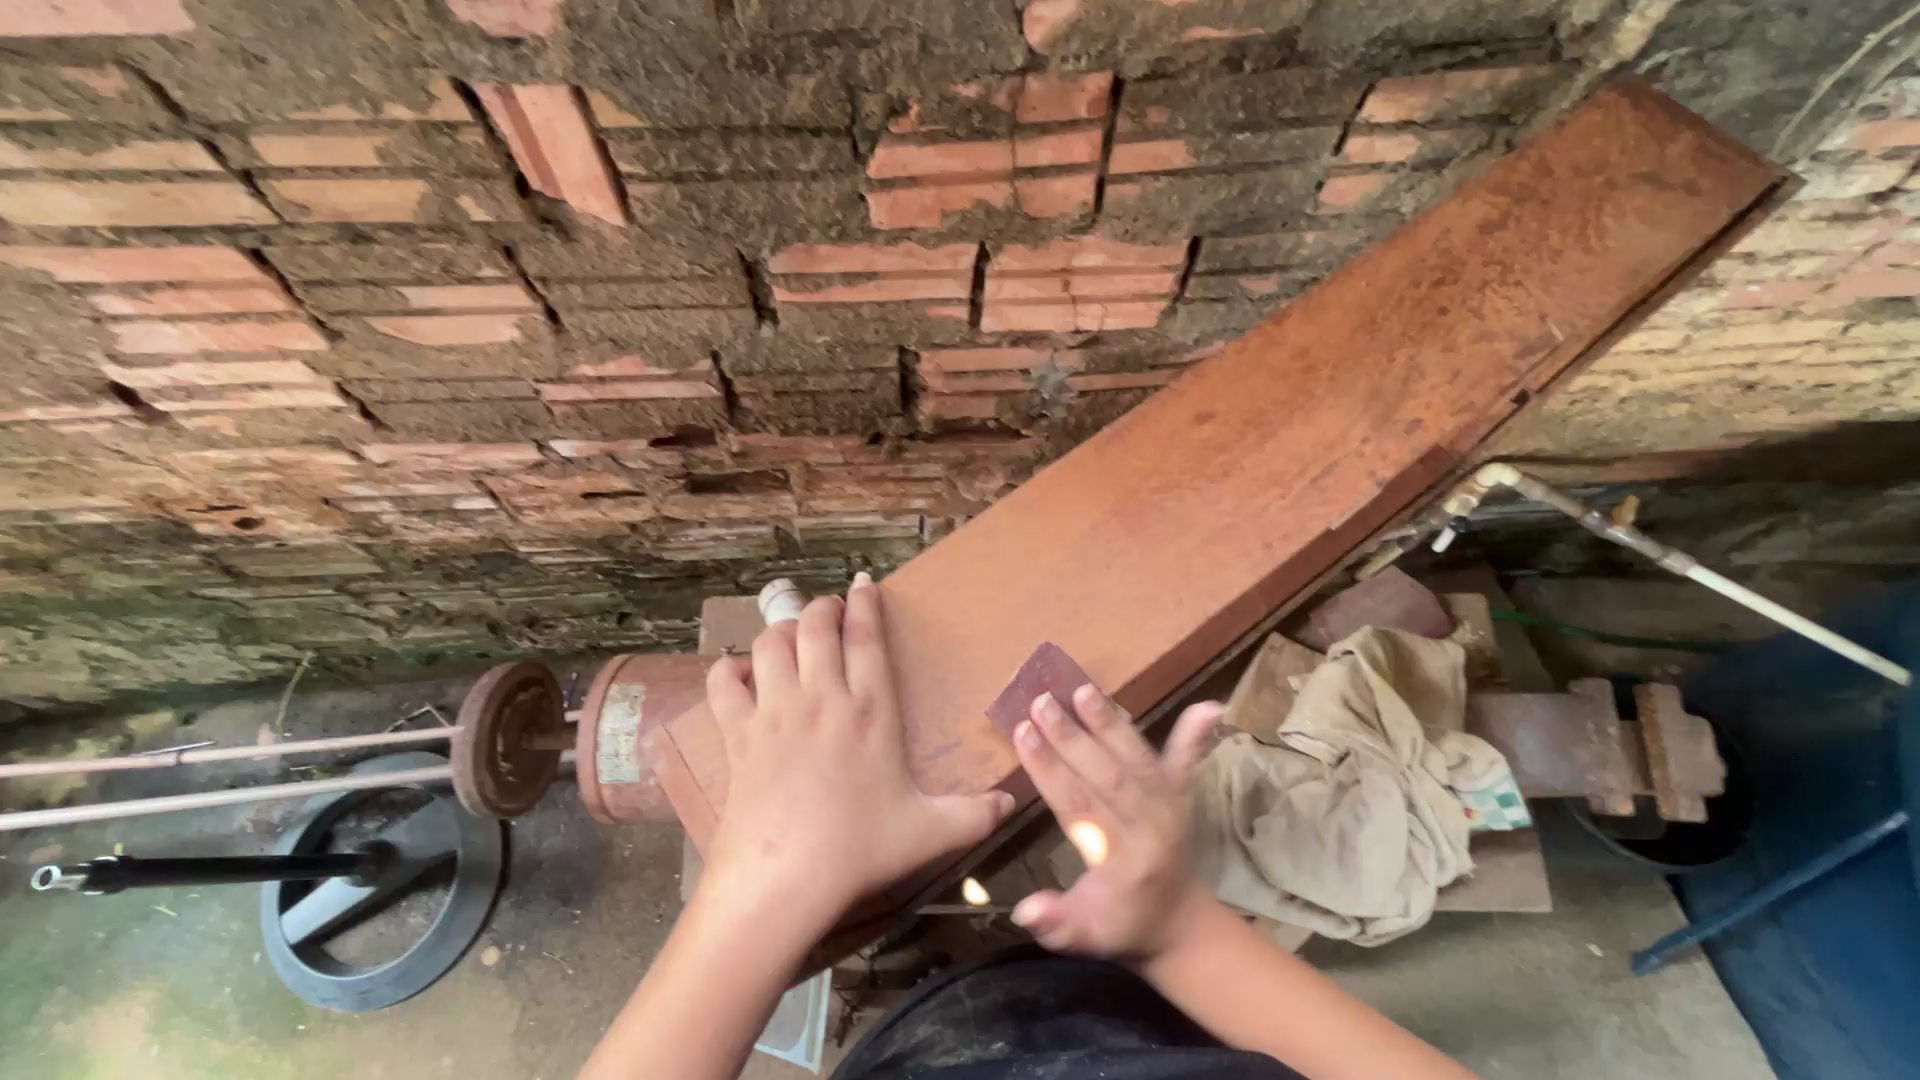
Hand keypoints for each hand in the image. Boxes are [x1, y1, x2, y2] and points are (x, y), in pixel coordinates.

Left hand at [698, 573, 1015, 938]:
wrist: (784, 879)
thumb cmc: (860, 849)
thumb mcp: (929, 833)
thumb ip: (974, 815)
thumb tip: (1011, 805)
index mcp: (870, 710)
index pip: (867, 638)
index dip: (866, 604)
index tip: (864, 584)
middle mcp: (822, 698)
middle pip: (816, 627)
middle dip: (822, 608)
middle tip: (828, 609)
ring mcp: (774, 712)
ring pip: (771, 644)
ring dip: (780, 630)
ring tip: (790, 634)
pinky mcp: (738, 735)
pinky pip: (724, 686)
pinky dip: (727, 671)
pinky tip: (735, 673)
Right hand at [1009, 684, 1221, 961]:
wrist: (1176, 923)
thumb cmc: (1120, 926)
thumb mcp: (1085, 936)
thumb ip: (1058, 924)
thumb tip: (1026, 910)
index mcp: (1122, 858)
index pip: (1079, 804)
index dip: (1049, 767)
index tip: (1023, 731)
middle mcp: (1150, 824)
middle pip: (1106, 772)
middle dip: (1071, 734)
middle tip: (1040, 700)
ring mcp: (1171, 806)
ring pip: (1136, 757)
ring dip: (1109, 721)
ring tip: (1081, 687)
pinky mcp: (1182, 795)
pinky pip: (1187, 762)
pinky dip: (1196, 735)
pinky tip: (1210, 707)